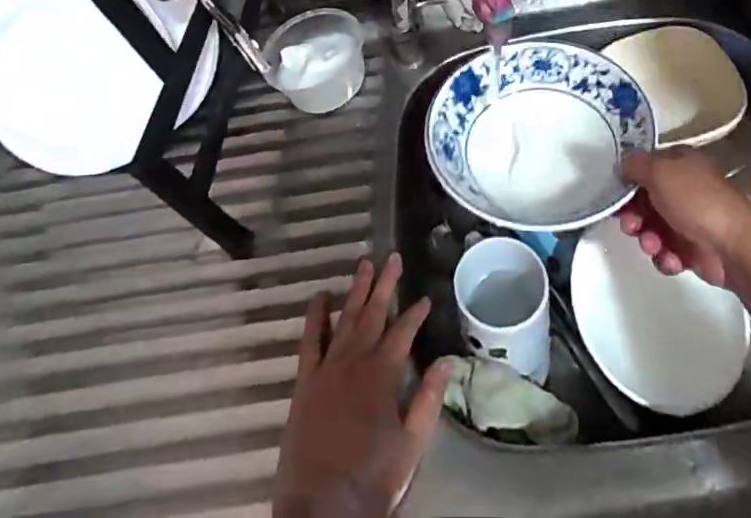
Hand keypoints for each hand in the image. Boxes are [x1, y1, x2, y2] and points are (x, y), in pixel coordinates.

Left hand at [275, 254, 448, 517]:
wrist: (322, 503)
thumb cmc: (373, 477)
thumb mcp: (412, 445)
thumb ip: (428, 400)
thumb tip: (445, 361)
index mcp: (383, 375)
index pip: (403, 333)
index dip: (415, 314)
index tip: (425, 297)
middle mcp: (354, 360)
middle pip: (373, 314)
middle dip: (385, 285)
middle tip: (393, 257)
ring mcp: (327, 366)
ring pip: (344, 318)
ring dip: (356, 290)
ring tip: (365, 264)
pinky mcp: (305, 378)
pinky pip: (309, 338)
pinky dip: (315, 315)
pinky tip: (321, 295)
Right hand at [617, 147, 750, 287]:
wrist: (736, 248)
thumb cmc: (696, 200)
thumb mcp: (658, 170)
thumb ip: (633, 164)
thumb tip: (622, 166)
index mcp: (682, 164)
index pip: (646, 167)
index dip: (628, 180)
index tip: (615, 194)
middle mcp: (686, 189)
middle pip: (645, 200)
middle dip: (633, 215)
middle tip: (631, 225)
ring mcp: (691, 220)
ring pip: (652, 228)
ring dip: (647, 238)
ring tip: (653, 246)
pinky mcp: (694, 249)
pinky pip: (666, 251)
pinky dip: (664, 256)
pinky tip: (672, 259)